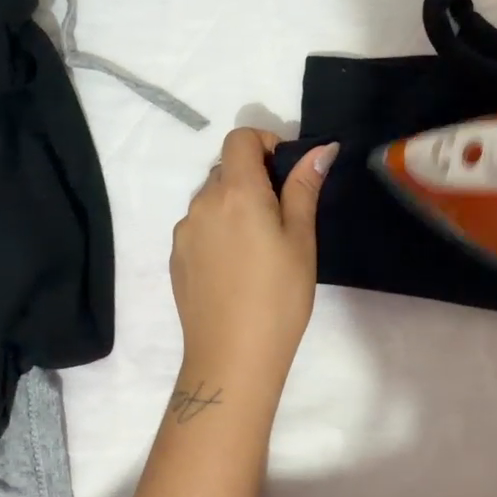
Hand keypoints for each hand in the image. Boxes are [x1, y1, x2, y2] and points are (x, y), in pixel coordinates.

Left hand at [170, 129, 335, 372]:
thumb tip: (319, 149)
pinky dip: (219, 229)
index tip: (286, 172)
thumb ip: (304, 188)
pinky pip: (200, 226)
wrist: (232, 357)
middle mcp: (202, 203)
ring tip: (261, 247)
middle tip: (283, 215)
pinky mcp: (176, 257)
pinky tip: (238, 267)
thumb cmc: (279, 297)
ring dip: (235, 204)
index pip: (239, 138)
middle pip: (226, 168)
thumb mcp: (301, 240)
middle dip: (254, 177)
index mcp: (237, 192)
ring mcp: (184, 231)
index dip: (265, 143)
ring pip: (211, 198)